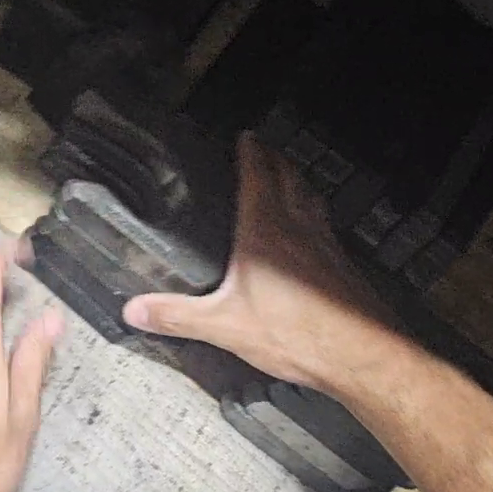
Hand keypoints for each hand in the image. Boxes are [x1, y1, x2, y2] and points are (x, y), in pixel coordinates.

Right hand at [121, 134, 405, 395]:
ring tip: (289, 180)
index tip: (247, 137)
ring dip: (299, 183)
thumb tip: (134, 310)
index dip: (252, 154)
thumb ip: (176, 316)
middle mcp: (299, 230)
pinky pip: (325, 228)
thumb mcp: (223, 326)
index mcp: (266, 233)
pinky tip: (310, 233)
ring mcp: (325, 247)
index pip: (258, 178)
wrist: (358, 355)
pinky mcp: (342, 267)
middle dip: (277, 161)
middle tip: (267, 150)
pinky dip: (314, 217)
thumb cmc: (295, 334)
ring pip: (311, 201)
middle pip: (290, 181)